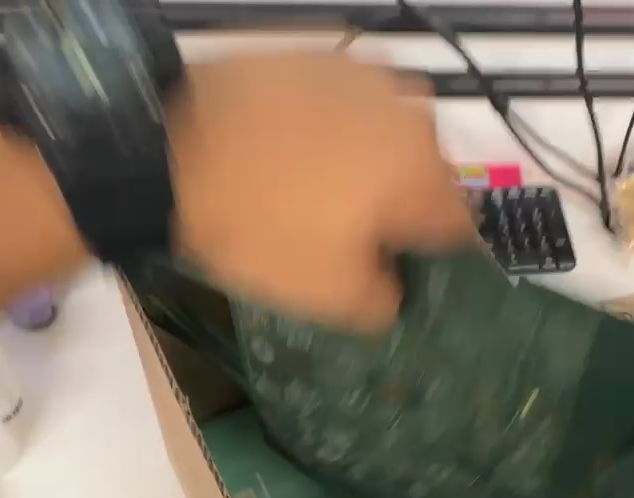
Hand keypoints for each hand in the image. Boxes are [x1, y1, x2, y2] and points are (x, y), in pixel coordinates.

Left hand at [168, 53, 477, 331]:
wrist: (173, 150)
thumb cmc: (263, 231)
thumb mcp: (330, 296)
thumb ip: (385, 303)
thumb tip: (396, 289)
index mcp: (425, 175)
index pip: (460, 227)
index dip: (433, 257)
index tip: (401, 270)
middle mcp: (413, 115)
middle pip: (425, 178)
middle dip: (399, 208)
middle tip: (353, 237)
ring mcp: (367, 77)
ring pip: (388, 140)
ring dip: (370, 168)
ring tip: (320, 194)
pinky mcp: (322, 57)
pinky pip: (349, 111)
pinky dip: (336, 136)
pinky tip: (298, 155)